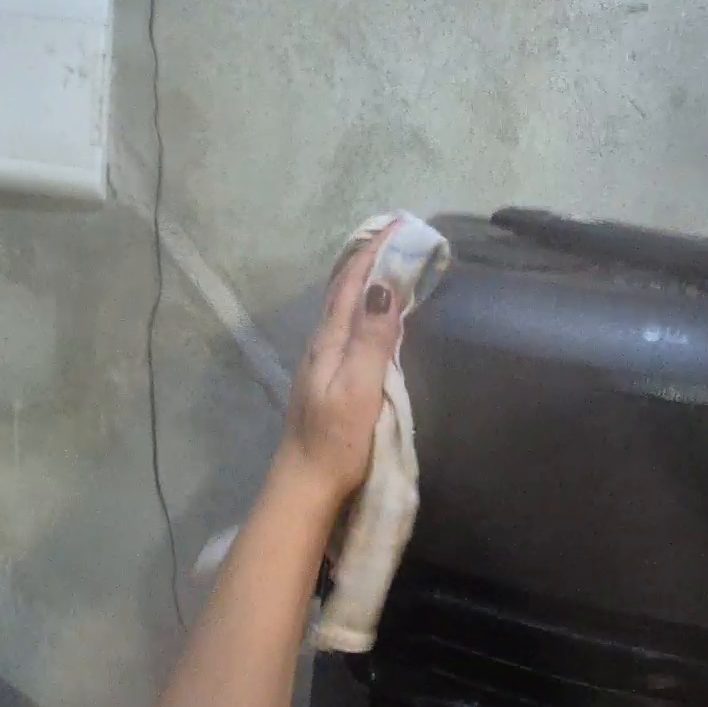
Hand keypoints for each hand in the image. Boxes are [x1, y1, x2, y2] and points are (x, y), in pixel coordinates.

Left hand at [275, 227, 406, 503]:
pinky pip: (348, 323)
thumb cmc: (336, 440)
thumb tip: (384, 285)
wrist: (307, 483)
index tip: (400, 223)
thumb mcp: (358, 388)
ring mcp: (323, 359)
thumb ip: (371, 338)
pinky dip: (364, 303)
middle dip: (370, 256)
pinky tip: (373, 310)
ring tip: (390, 259)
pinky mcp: (329, 376)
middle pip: (344, 288)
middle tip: (399, 232)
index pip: (352, 283)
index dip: (375, 251)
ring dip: (366, 277)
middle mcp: (322, 342)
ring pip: (344, 304)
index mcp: (329, 340)